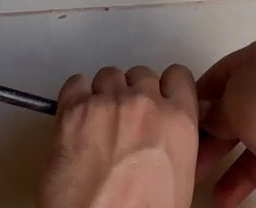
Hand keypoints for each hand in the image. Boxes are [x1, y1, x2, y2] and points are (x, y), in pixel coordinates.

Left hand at [37, 64, 199, 207]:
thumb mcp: (180, 181)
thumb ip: (176, 142)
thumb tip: (164, 135)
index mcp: (179, 121)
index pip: (178, 76)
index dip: (166, 88)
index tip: (157, 100)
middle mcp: (146, 103)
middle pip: (141, 74)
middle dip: (133, 94)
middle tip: (124, 123)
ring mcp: (109, 102)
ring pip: (109, 75)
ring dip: (105, 94)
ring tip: (98, 126)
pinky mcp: (75, 108)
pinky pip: (76, 82)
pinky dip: (76, 98)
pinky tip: (77, 122)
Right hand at [195, 42, 255, 207]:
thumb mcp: (233, 103)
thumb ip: (214, 110)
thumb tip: (205, 115)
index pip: (219, 75)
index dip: (198, 99)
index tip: (182, 124)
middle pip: (240, 114)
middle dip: (217, 144)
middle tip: (196, 168)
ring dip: (241, 174)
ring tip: (221, 200)